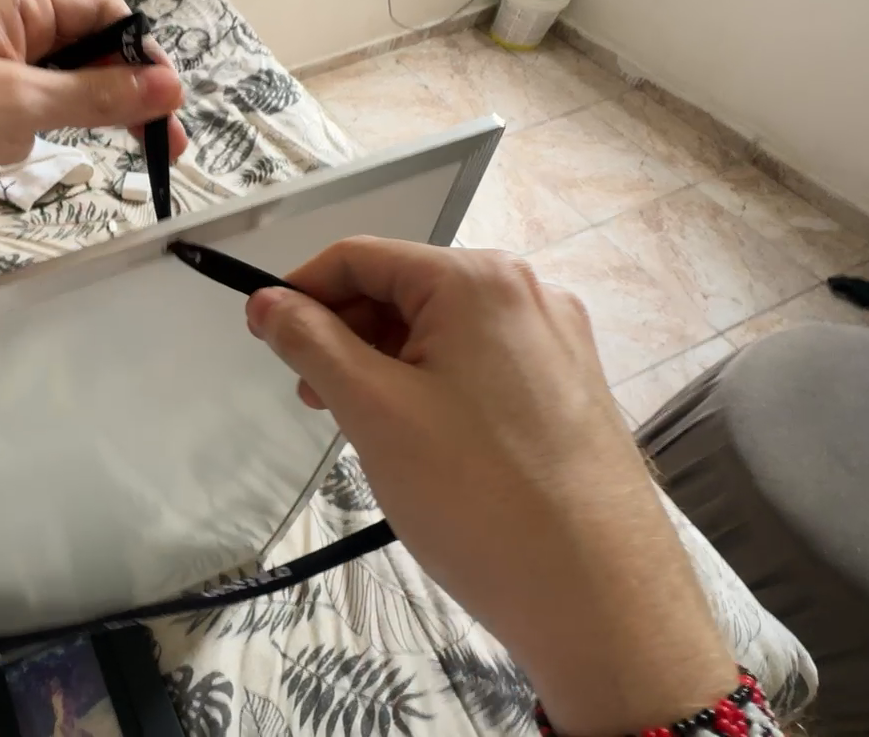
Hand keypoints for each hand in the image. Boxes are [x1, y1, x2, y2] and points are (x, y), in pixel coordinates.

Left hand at [0, 0, 187, 241]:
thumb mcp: (22, 105)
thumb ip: (99, 94)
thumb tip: (171, 85)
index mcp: (13, 1)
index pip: (102, 13)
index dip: (141, 54)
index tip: (168, 104)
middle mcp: (3, 24)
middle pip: (87, 47)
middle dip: (125, 90)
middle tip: (164, 143)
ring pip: (62, 82)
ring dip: (87, 111)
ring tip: (119, 149)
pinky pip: (32, 108)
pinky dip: (46, 128)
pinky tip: (37, 149)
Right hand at [245, 238, 735, 735]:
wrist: (606, 612)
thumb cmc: (476, 496)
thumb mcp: (372, 408)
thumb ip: (309, 340)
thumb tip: (264, 302)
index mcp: (477, 280)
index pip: (360, 256)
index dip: (300, 290)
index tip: (263, 332)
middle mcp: (523, 293)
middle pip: (399, 289)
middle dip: (340, 332)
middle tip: (311, 394)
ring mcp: (552, 340)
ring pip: (433, 327)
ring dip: (378, 360)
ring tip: (358, 421)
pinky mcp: (563, 385)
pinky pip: (471, 359)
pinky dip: (423, 381)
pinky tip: (411, 432)